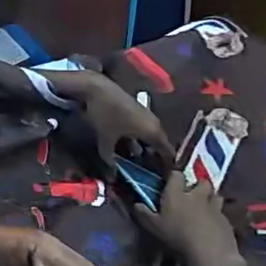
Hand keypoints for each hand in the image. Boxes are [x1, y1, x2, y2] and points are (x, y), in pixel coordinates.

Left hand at [48, 70, 174, 165]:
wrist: (97, 87)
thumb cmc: (105, 114)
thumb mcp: (106, 139)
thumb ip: (109, 158)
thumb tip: (111, 175)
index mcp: (154, 132)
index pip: (168, 153)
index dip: (167, 166)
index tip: (165, 178)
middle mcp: (155, 124)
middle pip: (159, 145)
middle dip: (154, 158)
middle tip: (150, 172)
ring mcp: (146, 115)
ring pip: (149, 136)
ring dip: (144, 147)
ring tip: (137, 162)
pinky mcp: (137, 110)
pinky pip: (141, 129)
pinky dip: (137, 138)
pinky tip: (127, 145)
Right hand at [131, 171, 245, 265]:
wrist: (210, 252)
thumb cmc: (176, 236)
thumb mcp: (153, 227)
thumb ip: (143, 214)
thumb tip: (137, 204)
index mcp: (176, 194)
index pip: (176, 176)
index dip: (174, 176)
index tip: (171, 180)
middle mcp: (197, 196)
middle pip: (202, 182)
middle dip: (198, 184)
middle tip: (193, 192)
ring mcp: (214, 207)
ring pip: (216, 195)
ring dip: (210, 197)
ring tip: (205, 205)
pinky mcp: (227, 220)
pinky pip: (222, 212)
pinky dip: (217, 214)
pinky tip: (213, 223)